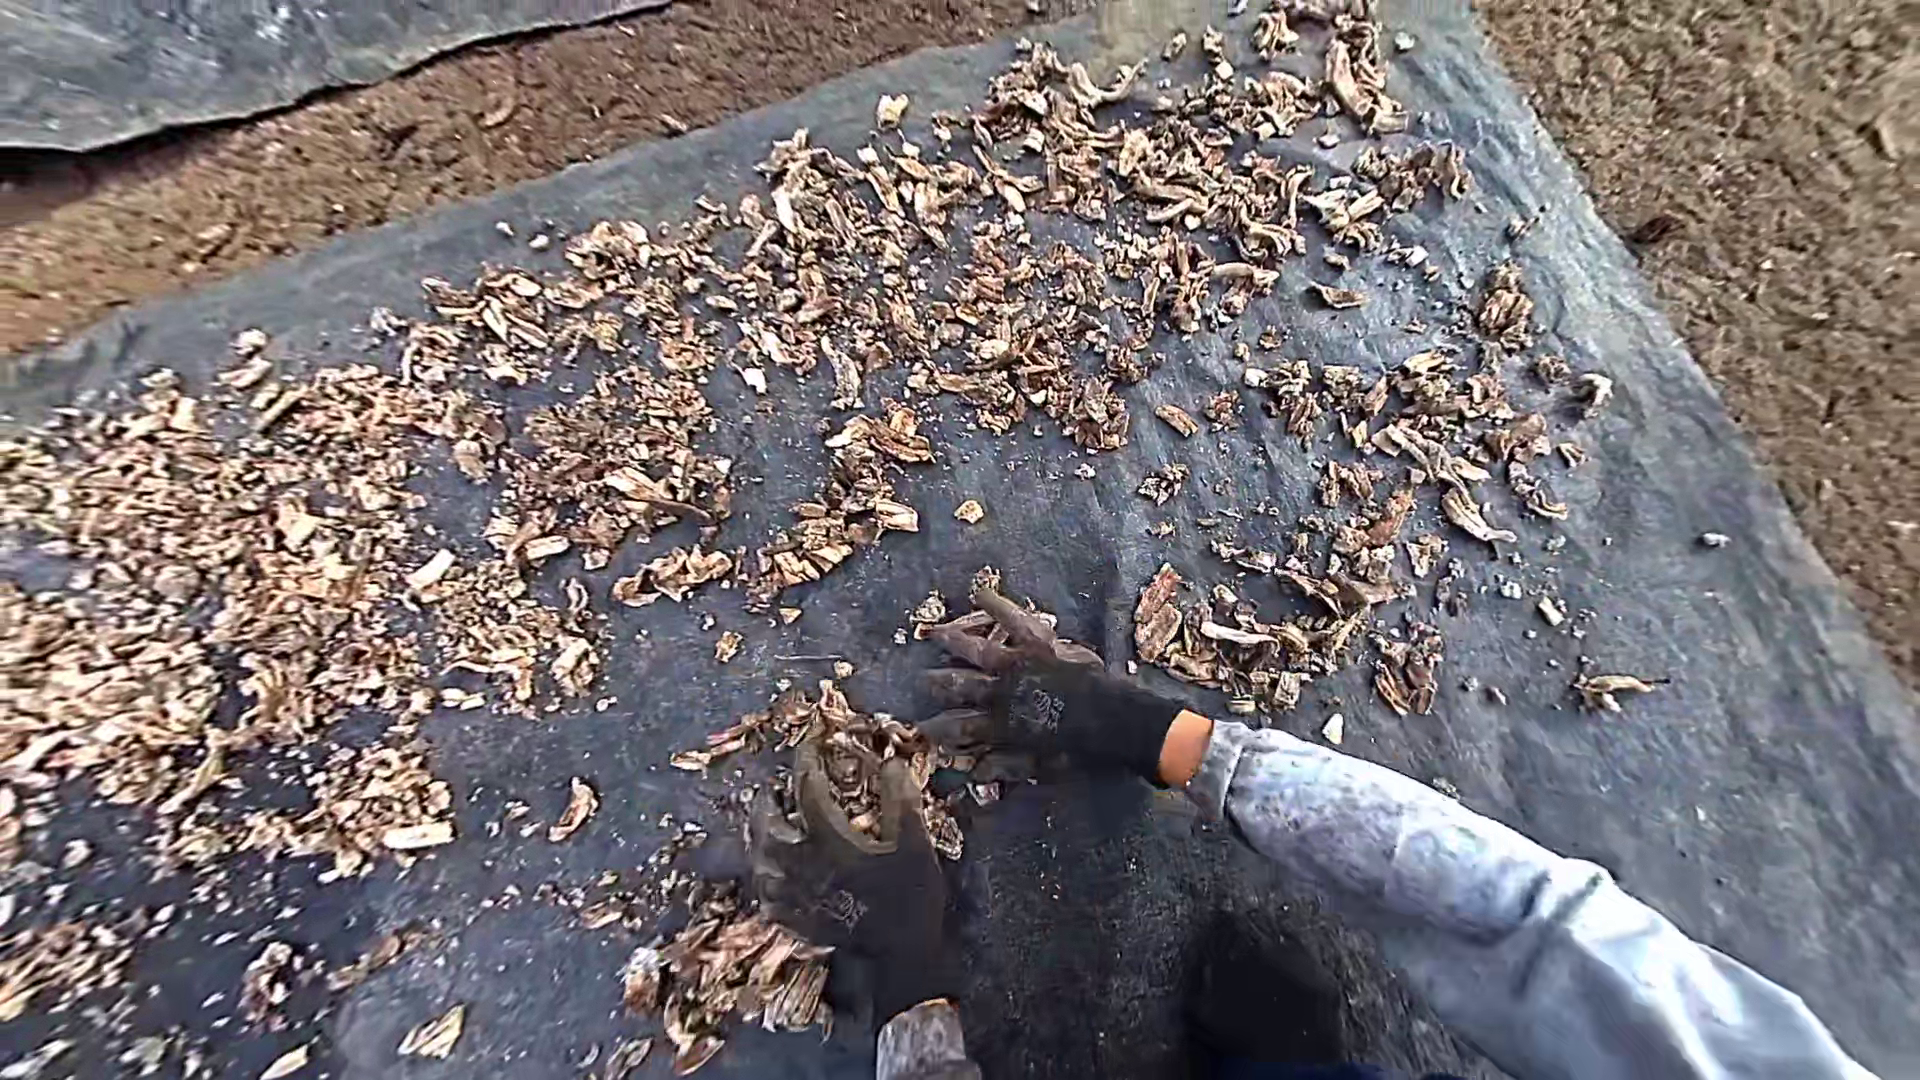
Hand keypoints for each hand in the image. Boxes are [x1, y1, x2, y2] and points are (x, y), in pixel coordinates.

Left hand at [748, 739, 953, 1025]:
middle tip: (772, 788)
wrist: (900, 956)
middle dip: (767, 802)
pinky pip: (765, 893)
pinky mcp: (794, 919)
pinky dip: (763, 874)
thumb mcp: (914, 840)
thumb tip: (890, 760)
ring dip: (759, 836)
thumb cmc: (909, 894)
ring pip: (760, 861)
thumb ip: (901, 798)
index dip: (807, 762)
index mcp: (829, 842)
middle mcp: (803, 866)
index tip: (811, 743)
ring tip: (766, 822)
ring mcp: (795, 896)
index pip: (809, 791)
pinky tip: (769, 869)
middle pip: (768, 827)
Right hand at [922, 588, 1186, 783]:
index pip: (962, 727)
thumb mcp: (1042, 765)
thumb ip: (1007, 766)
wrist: (1117, 722)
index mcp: (1004, 724)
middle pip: (962, 685)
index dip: (940, 729)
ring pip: (977, 651)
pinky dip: (997, 605)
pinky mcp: (1038, 645)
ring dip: (953, 643)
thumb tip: (975, 771)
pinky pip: (1013, 620)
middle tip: (922, 679)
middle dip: (939, 682)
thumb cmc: (1082, 749)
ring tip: (935, 633)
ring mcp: (1020, 664)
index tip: (922, 729)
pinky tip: (979, 592)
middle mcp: (1004, 691)